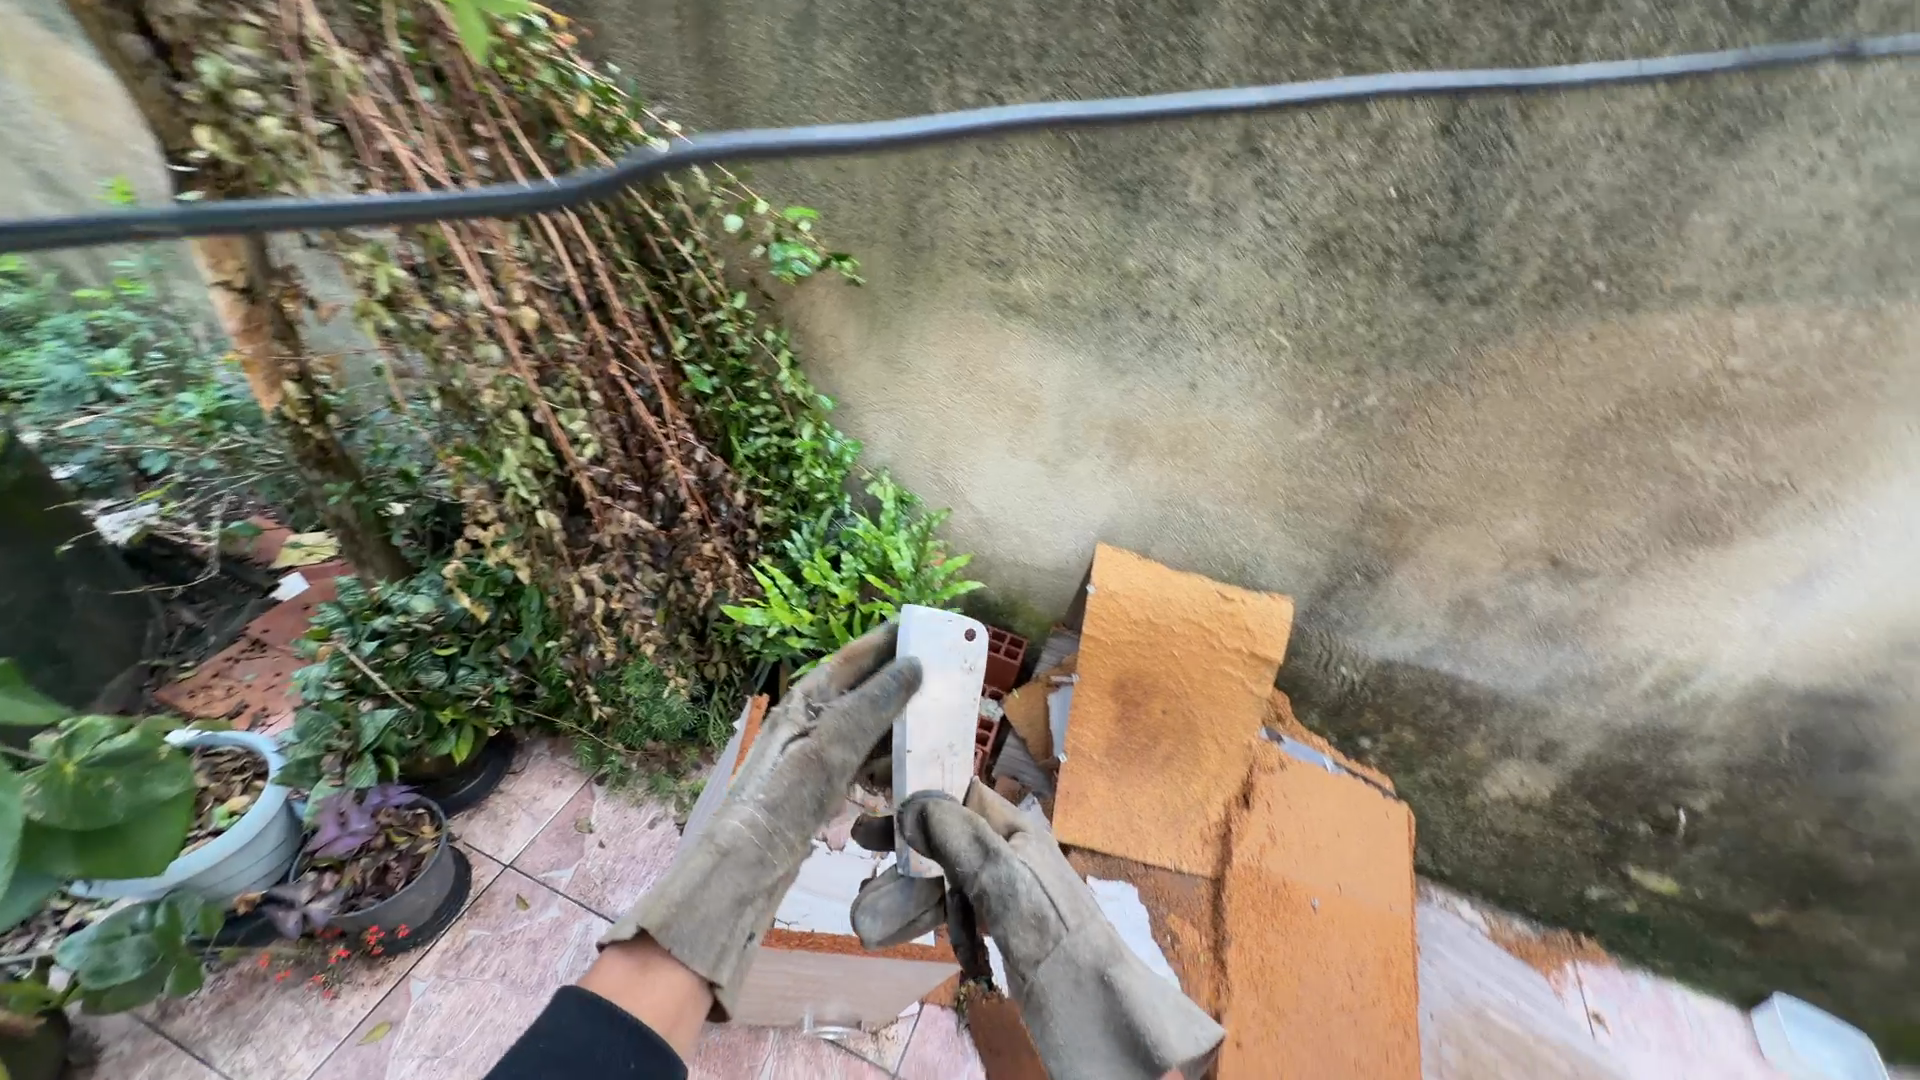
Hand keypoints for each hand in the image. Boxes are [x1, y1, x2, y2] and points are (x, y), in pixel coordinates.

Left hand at [597, 624, 921, 1019]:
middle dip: (904, 679)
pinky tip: (911, 765)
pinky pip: (866, 757)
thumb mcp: (831, 747)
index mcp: (808, 698)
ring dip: (901, 719)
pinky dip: (889, 756)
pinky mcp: (824, 784)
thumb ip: (873, 704)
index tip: (932, 627)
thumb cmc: (783, 801)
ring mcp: (818, 751)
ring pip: (870, 723)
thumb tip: (915, 664)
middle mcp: (813, 717)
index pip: (857, 655)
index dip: (892, 638)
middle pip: (866, 687)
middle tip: (950, 675)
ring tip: (941, 717)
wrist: (742, 871)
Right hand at [850, 779, 1223, 1079]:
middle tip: (861, 844)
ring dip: (906, 895)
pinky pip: (958, 914)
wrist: (1099, 1009)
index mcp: (1015, 829)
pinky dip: (929, 923)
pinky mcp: (1004, 929)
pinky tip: (900, 936)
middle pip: (946, 837)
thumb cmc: (1050, 931)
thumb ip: (958, 837)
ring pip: (946, 881)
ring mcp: (1006, 893)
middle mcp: (1010, 853)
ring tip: (864, 918)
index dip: (920, 790)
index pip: (960, 792)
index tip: (877, 790)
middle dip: (904, 847)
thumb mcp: (1001, 876)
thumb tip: (914, 804)